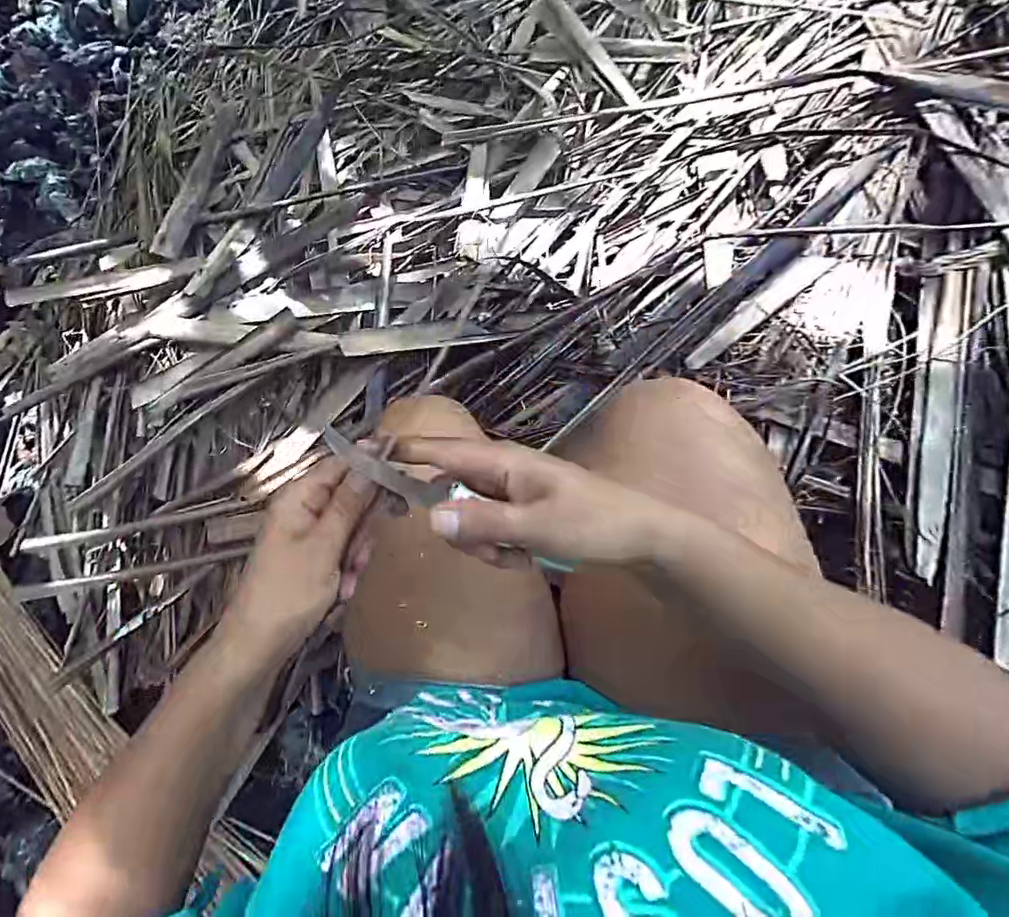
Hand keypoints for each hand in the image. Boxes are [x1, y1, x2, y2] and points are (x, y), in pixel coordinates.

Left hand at [221, 456, 375, 656]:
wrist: (257, 644)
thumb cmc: (288, 593)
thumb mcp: (325, 546)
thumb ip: (350, 503)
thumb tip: (371, 458)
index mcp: (298, 495)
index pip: (342, 463)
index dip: (372, 467)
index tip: (401, 480)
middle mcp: (301, 507)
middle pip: (350, 497)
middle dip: (362, 528)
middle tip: (359, 556)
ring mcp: (305, 531)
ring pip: (350, 527)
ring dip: (355, 554)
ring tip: (346, 581)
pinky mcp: (310, 554)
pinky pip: (340, 549)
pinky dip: (345, 569)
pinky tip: (341, 591)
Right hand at [390, 436, 689, 570]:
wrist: (645, 538)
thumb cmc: (594, 524)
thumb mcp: (536, 528)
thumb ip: (481, 523)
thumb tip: (429, 517)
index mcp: (500, 461)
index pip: (438, 450)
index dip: (401, 450)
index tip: (364, 454)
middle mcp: (498, 470)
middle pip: (447, 491)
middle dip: (458, 526)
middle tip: (490, 551)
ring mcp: (507, 491)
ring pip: (466, 516)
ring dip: (483, 543)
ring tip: (521, 556)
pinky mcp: (517, 510)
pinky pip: (487, 529)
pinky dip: (499, 548)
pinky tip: (529, 558)